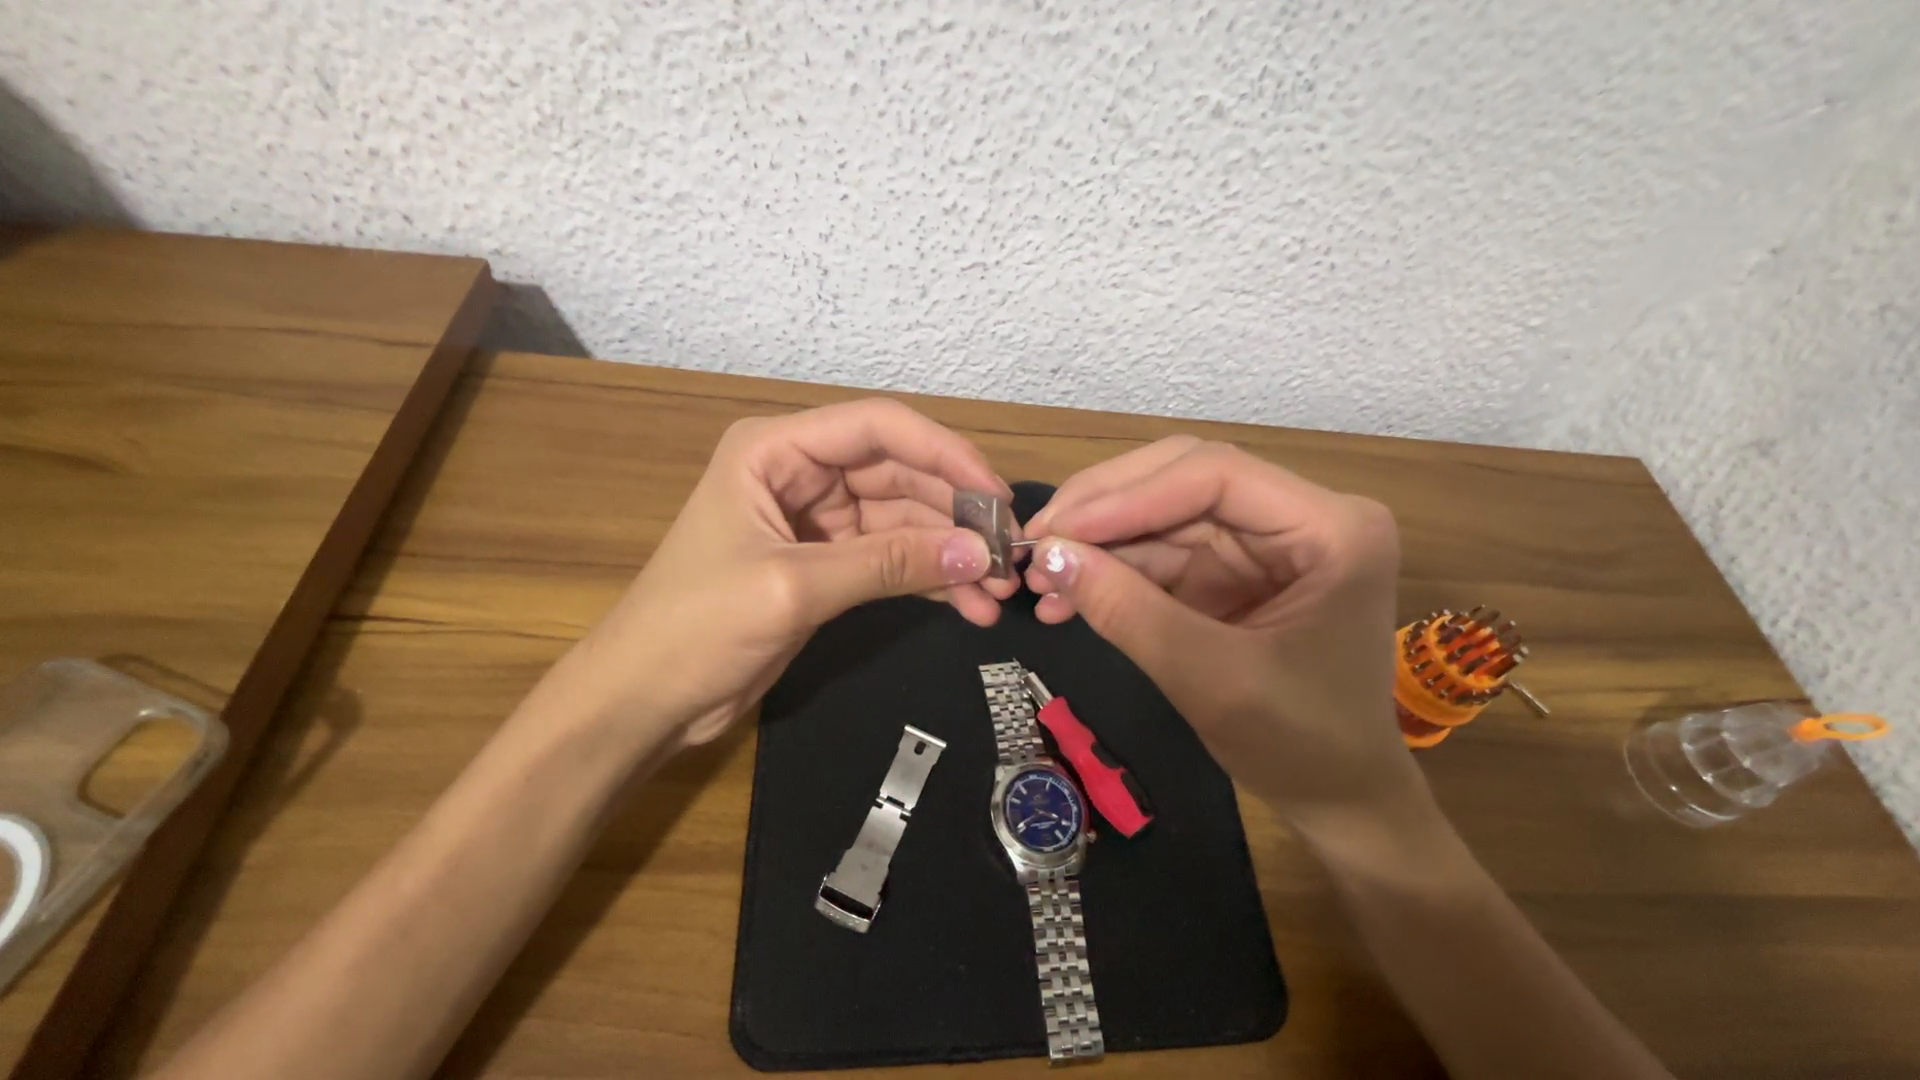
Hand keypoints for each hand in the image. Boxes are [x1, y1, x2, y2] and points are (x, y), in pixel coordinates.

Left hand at [566, 399, 1016, 748]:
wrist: (644, 699)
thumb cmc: (696, 626)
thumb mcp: (794, 587)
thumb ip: (887, 564)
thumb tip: (978, 554)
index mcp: (777, 450)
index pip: (878, 428)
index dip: (944, 454)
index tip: (996, 496)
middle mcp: (801, 474)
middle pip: (899, 475)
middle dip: (954, 515)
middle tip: (1008, 557)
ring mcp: (817, 522)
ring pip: (902, 522)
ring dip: (949, 555)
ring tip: (997, 593)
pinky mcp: (826, 566)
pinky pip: (891, 560)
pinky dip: (928, 580)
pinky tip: (967, 605)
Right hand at [1021, 437, 1429, 841]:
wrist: (1336, 798)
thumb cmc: (1300, 744)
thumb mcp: (1211, 679)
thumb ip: (1129, 612)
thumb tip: (1046, 557)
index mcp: (1331, 528)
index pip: (1215, 475)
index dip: (1128, 495)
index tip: (1056, 530)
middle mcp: (1298, 516)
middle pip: (1184, 480)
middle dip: (1104, 509)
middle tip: (1035, 541)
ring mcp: (1262, 541)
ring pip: (1162, 513)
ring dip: (1098, 543)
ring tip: (1037, 576)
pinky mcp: (1231, 571)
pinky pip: (1160, 552)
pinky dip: (1111, 571)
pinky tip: (1066, 594)